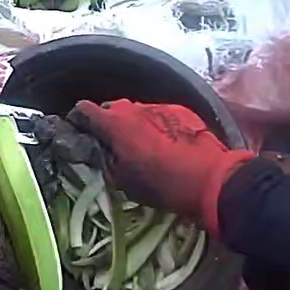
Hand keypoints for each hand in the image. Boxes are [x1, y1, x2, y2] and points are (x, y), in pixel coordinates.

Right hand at [58, 101, 255, 234]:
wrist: (211, 179)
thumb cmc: (160, 183)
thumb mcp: (122, 180)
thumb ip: (106, 161)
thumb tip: (102, 153)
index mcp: (113, 122)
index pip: (83, 109)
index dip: (78, 120)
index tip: (79, 132)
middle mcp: (132, 108)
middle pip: (111, 109)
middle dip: (107, 124)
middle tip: (110, 145)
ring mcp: (157, 107)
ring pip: (135, 113)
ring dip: (132, 125)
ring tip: (140, 147)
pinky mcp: (180, 111)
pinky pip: (157, 116)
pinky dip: (154, 127)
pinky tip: (163, 145)